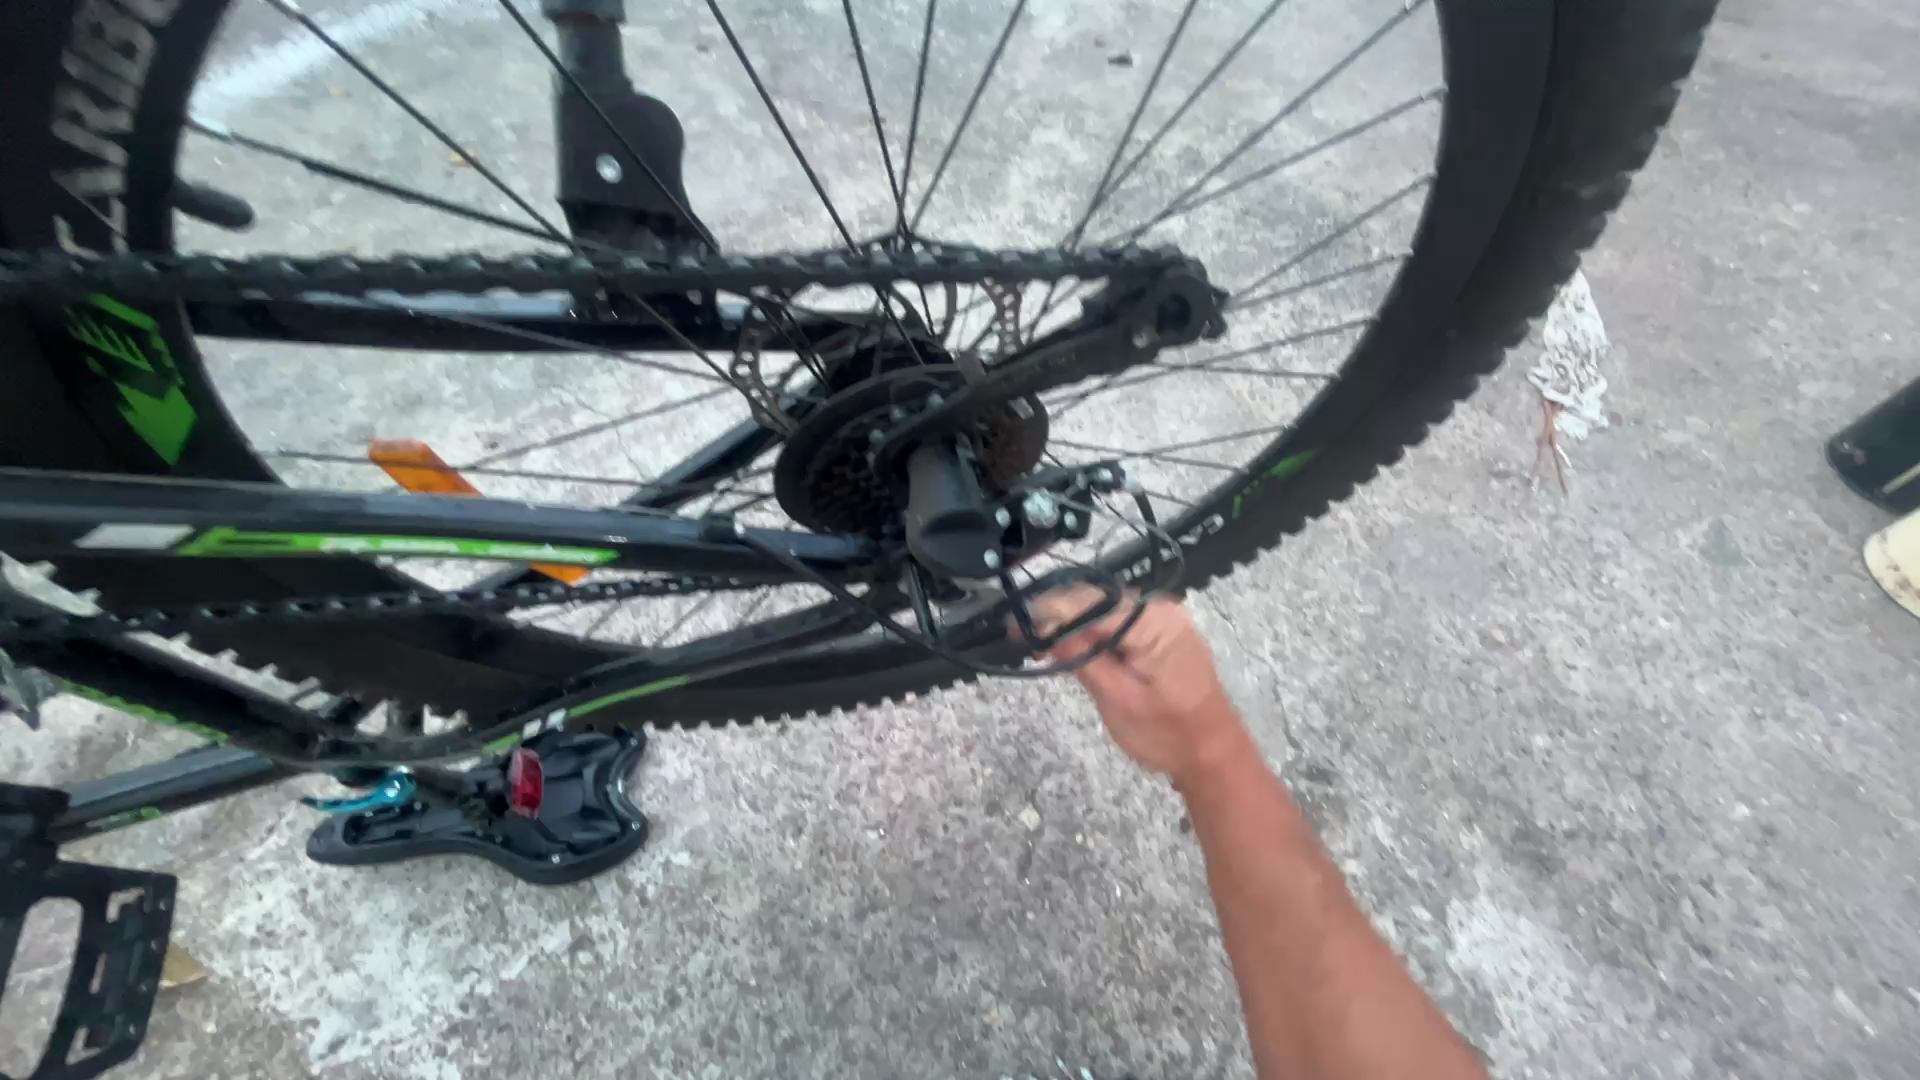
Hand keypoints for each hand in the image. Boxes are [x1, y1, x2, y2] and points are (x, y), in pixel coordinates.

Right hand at [1033, 587, 1249, 785]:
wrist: (1213, 754)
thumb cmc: (1166, 734)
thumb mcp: (1118, 700)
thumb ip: (1082, 658)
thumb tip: (1045, 629)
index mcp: (1154, 623)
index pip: (1091, 603)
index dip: (1049, 610)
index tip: (1014, 623)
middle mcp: (1160, 609)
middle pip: (1097, 600)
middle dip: (1057, 614)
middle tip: (1020, 635)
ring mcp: (1163, 619)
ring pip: (1104, 609)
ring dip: (1072, 623)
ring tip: (1039, 643)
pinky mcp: (1161, 632)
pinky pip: (1118, 622)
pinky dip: (1092, 631)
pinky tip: (1070, 646)